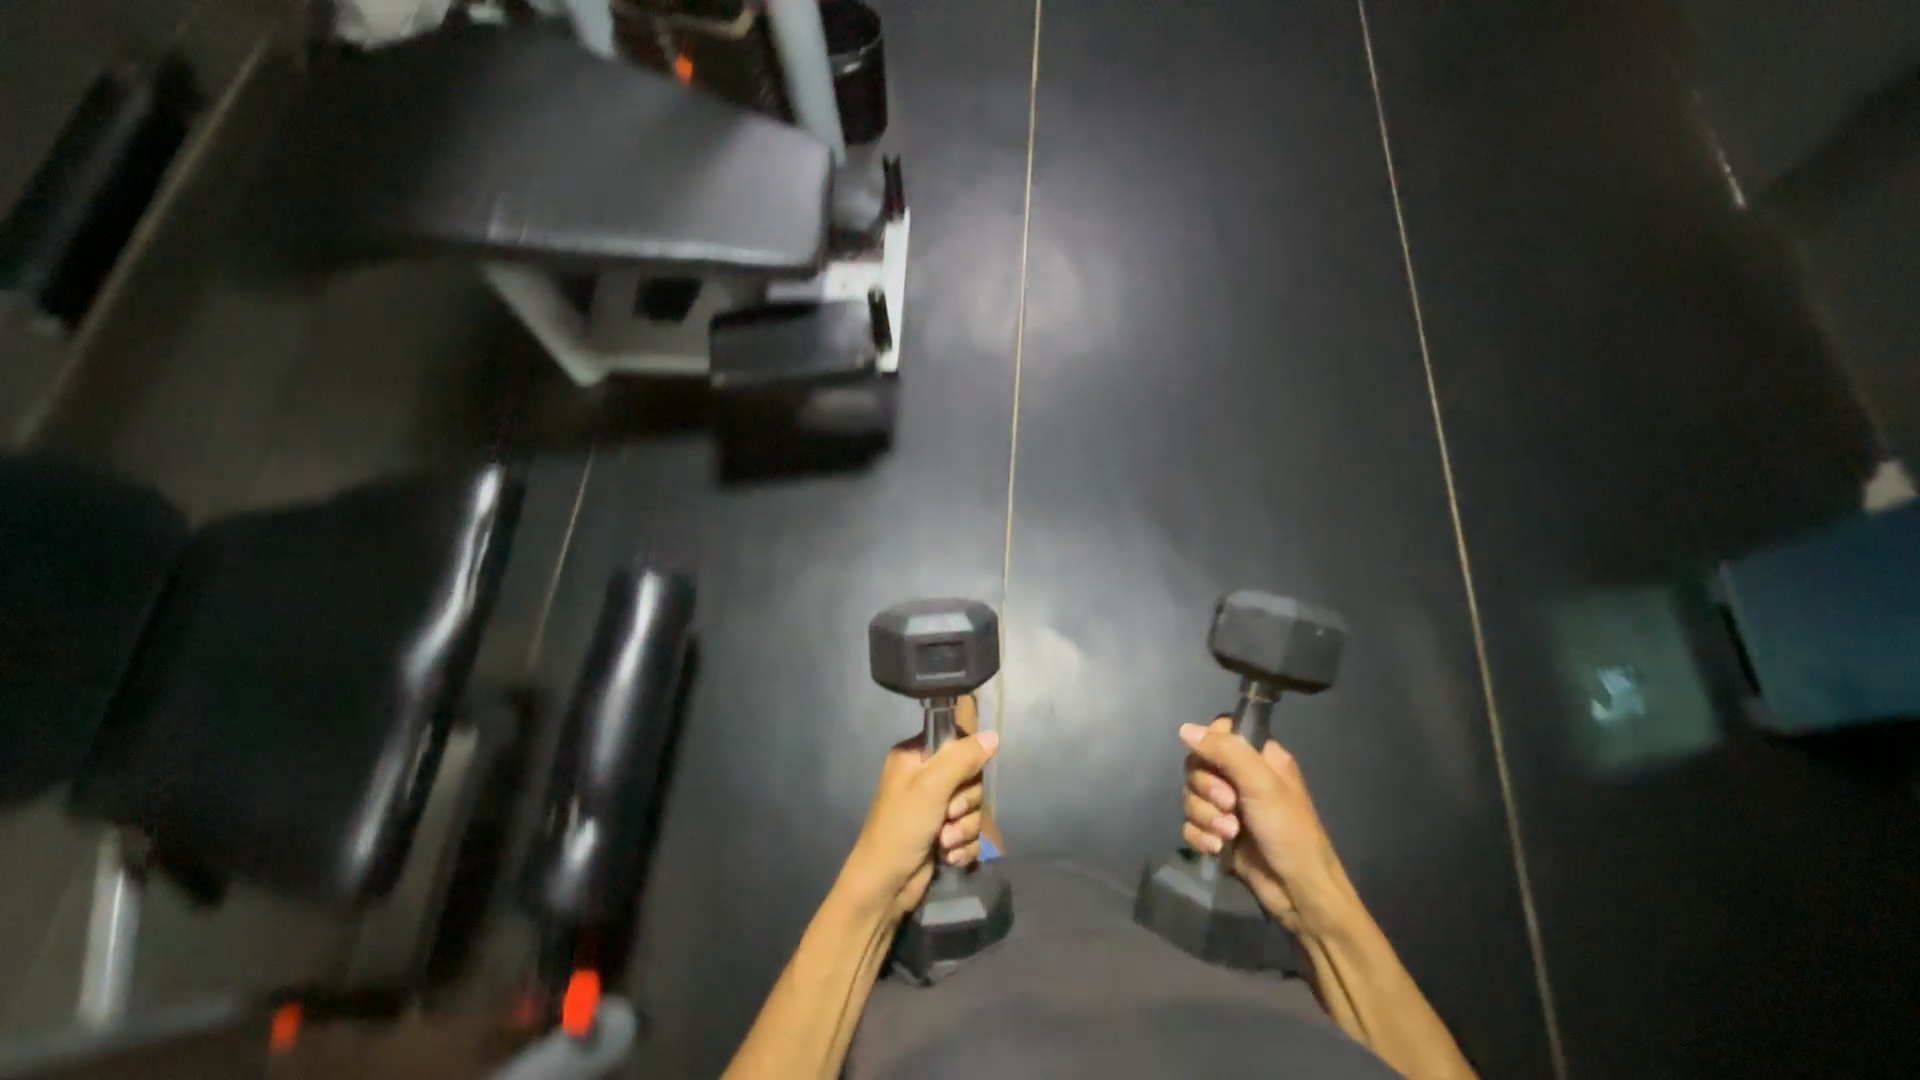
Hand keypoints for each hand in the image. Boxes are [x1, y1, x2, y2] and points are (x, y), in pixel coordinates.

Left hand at [840, 726, 999, 919]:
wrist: (886, 885)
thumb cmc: (902, 828)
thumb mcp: (932, 787)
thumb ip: (963, 759)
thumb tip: (993, 735)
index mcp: (915, 757)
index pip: (956, 741)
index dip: (966, 761)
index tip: (964, 777)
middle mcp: (925, 778)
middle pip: (971, 777)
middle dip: (966, 802)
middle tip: (949, 814)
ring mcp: (935, 808)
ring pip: (974, 807)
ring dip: (964, 828)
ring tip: (945, 841)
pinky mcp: (944, 834)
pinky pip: (971, 831)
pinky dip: (964, 845)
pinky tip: (949, 856)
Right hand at [1180, 718, 1356, 937]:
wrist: (1297, 891)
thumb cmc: (1288, 831)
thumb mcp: (1261, 783)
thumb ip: (1225, 751)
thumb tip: (1186, 729)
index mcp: (1260, 757)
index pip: (1221, 730)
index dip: (1211, 743)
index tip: (1215, 761)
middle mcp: (1242, 777)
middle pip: (1198, 764)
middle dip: (1207, 789)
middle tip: (1230, 805)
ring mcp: (1228, 807)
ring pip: (1191, 795)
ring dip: (1205, 816)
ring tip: (1229, 834)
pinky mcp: (1217, 833)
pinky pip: (1190, 823)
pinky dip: (1200, 835)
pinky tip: (1217, 848)